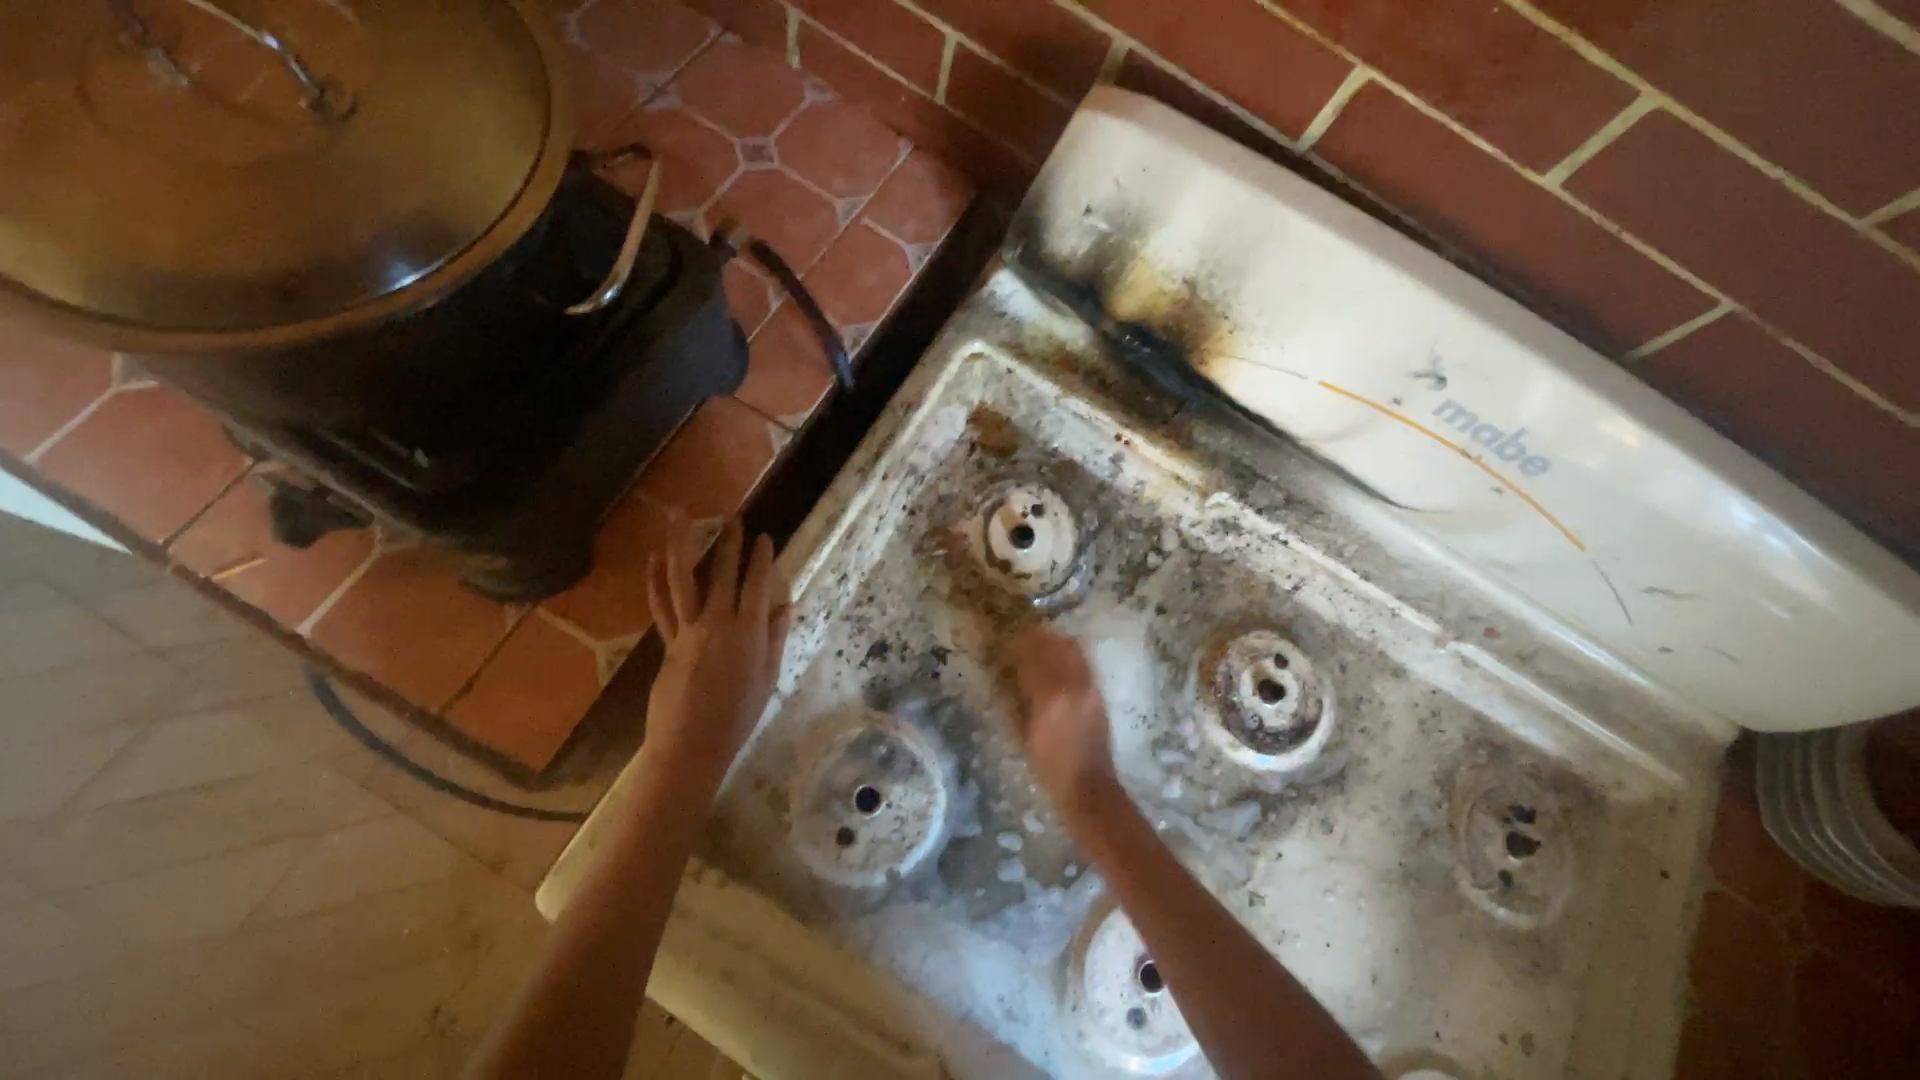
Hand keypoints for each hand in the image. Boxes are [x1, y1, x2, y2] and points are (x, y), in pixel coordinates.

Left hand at [640, 519, 791, 793]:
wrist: (692, 744)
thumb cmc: (738, 716)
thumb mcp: (767, 678)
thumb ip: (774, 639)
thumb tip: (782, 605)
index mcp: (747, 634)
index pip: (756, 586)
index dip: (762, 559)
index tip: (765, 537)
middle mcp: (717, 625)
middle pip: (722, 574)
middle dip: (729, 543)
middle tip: (733, 517)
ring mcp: (688, 631)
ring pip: (681, 579)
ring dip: (680, 544)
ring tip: (679, 516)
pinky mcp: (668, 642)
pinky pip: (660, 605)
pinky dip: (655, 580)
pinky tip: (653, 559)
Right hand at [1005, 624, 1119, 819]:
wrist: (1089, 783)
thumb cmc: (1049, 765)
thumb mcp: (1022, 734)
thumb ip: (1014, 699)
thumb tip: (1005, 673)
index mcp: (1048, 698)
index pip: (1029, 658)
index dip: (1015, 645)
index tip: (1004, 638)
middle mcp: (1071, 685)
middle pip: (1052, 645)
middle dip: (1034, 636)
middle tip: (1019, 634)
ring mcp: (1088, 686)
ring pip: (1071, 647)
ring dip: (1053, 639)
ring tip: (1039, 640)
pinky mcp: (1098, 690)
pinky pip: (1082, 659)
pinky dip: (1069, 651)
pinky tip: (1059, 653)